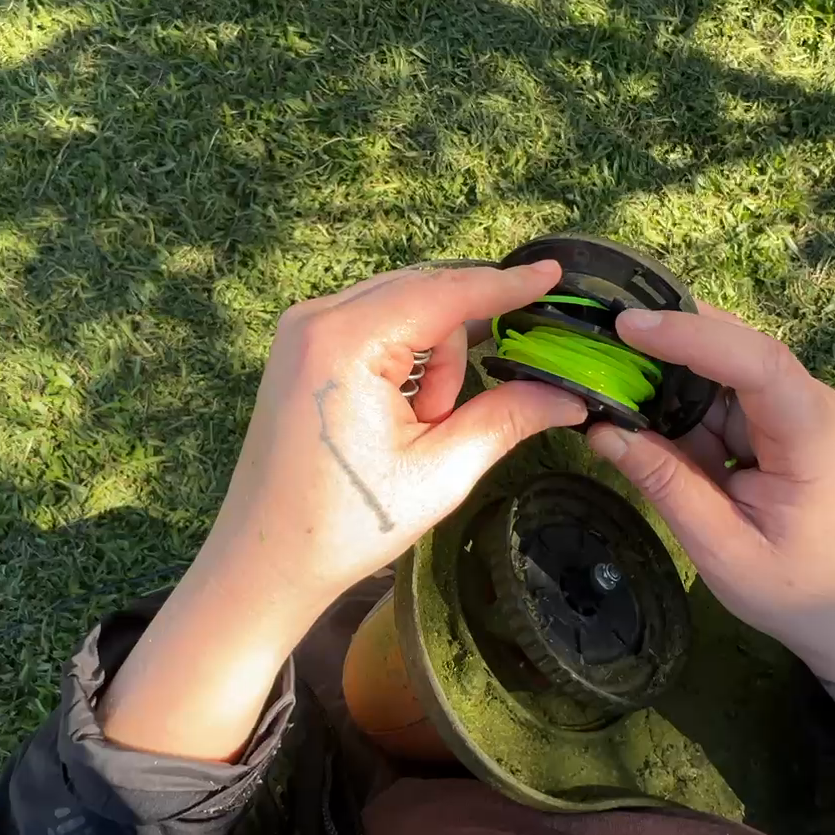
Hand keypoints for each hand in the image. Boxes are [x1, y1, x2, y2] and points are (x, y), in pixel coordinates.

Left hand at [102, 262, 586, 759]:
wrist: (265, 561)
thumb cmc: (346, 524)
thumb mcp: (439, 472)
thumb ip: (506, 418)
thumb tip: (569, 395)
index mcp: (345, 341)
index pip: (444, 293)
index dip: (504, 285)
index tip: (553, 273)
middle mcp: (317, 317)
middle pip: (423, 293)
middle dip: (462, 343)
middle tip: (466, 403)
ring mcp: (303, 328)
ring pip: (403, 308)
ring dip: (433, 358)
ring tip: (421, 424)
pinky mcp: (302, 345)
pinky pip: (376, 324)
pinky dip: (406, 358)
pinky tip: (404, 410)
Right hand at [586, 307, 834, 756]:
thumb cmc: (792, 587)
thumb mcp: (721, 548)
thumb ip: (665, 485)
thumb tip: (601, 431)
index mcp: (811, 435)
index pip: (757, 364)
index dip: (692, 337)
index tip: (629, 326)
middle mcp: (806, 405)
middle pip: (736, 347)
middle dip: (669, 333)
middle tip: (599, 329)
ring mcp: (786, 409)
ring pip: (719, 362)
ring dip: (663, 360)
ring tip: (603, 359)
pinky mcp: (765, 420)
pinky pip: (713, 391)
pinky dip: (671, 391)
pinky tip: (631, 392)